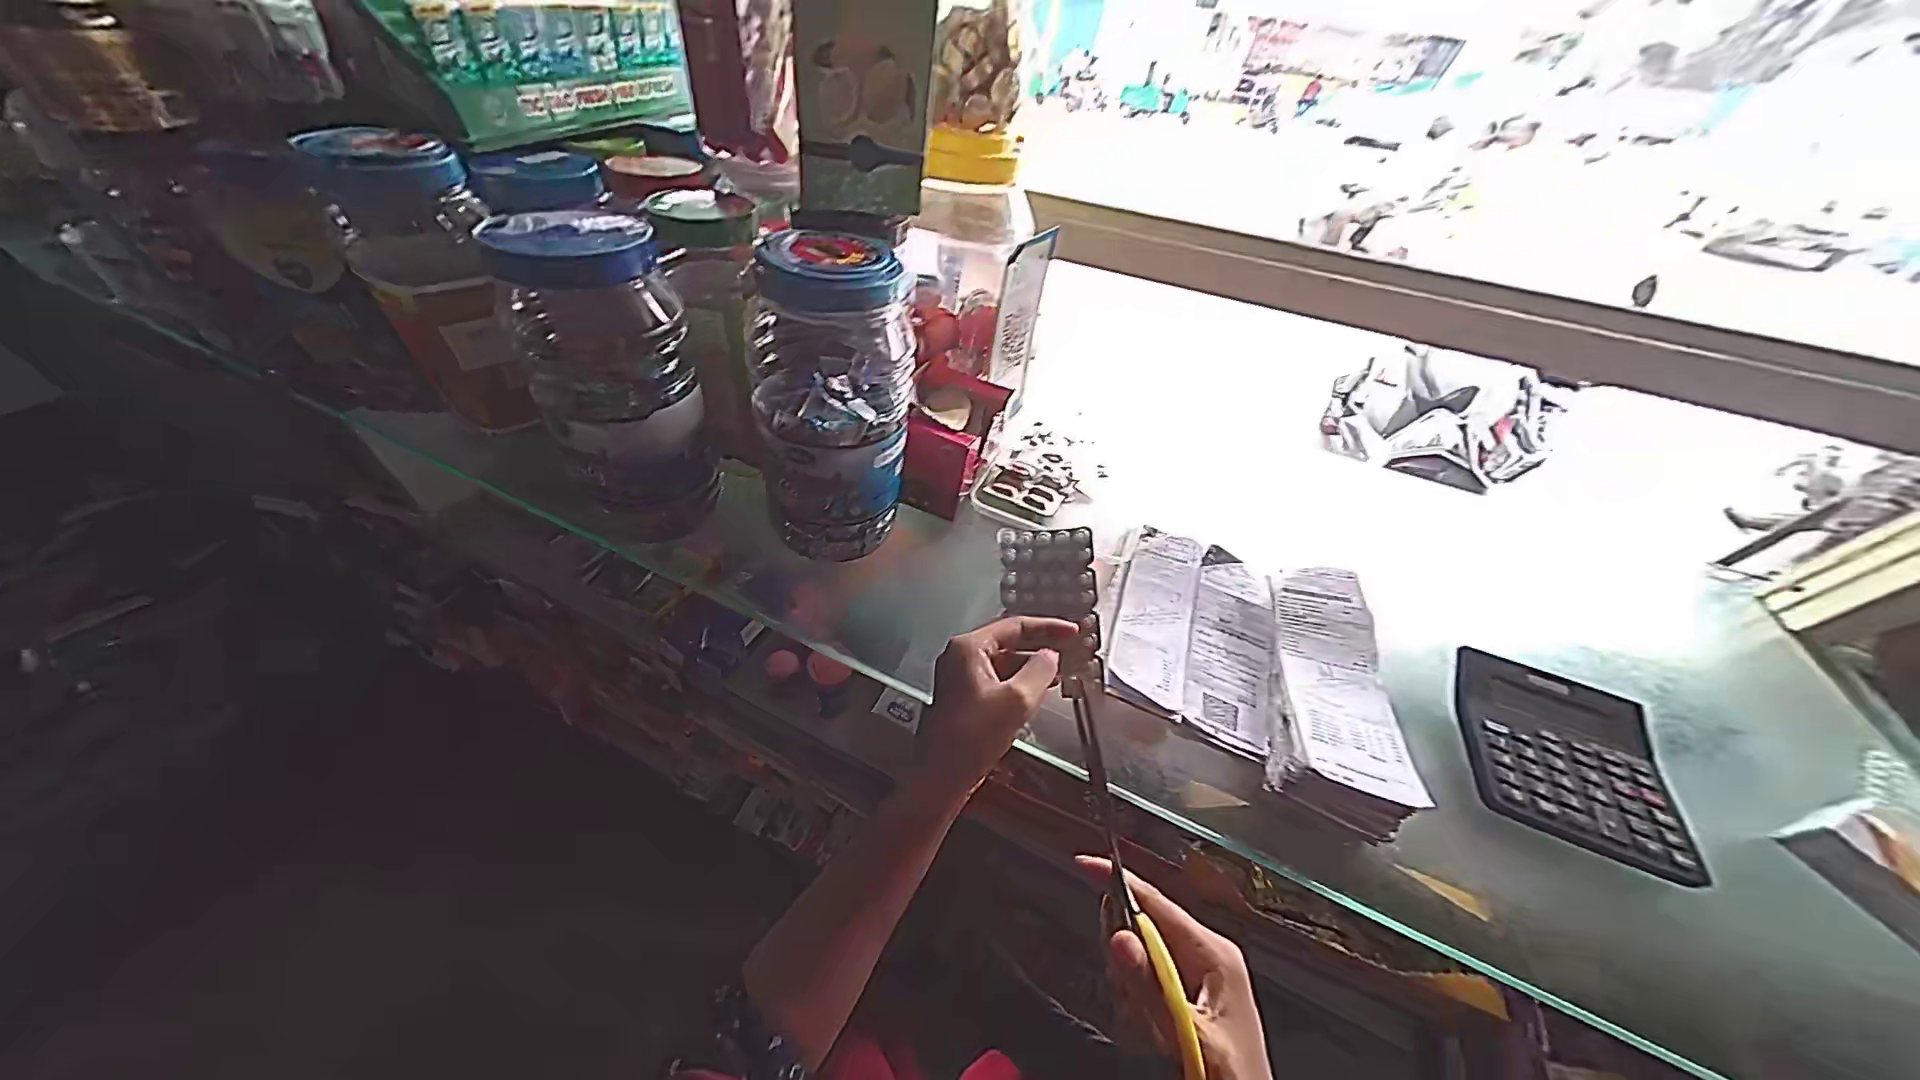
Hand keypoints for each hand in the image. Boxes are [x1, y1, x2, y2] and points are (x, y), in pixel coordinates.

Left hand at [916, 616, 1078, 796]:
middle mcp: (961, 657)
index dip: (1048, 627)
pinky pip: (999, 679)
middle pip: (1009, 641)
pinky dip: (1021, 681)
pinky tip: (1039, 690)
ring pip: (1005, 661)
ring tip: (1061, 669)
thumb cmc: (969, 739)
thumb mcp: (1017, 700)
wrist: (941, 776)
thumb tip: (1051, 656)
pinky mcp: (966, 697)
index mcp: (968, 648)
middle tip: (1069, 647)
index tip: (1071, 631)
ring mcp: (962, 677)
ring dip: (1033, 665)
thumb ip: (1040, 670)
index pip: (1015, 625)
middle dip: (1041, 645)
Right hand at [1075, 856, 1272, 1079]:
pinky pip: (1145, 983)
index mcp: (1214, 952)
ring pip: (1138, 959)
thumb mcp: (1190, 1035)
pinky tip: (1150, 1032)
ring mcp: (1195, 975)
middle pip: (1143, 928)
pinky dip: (1136, 1004)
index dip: (1118, 879)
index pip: (1155, 901)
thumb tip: (1119, 938)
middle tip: (1126, 996)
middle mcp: (1205, 954)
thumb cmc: (1235, 1079)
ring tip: (1147, 1029)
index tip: (1085, 864)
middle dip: (1124, 960)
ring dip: (1130, 991)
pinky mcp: (1184, 995)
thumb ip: (1151, 988)